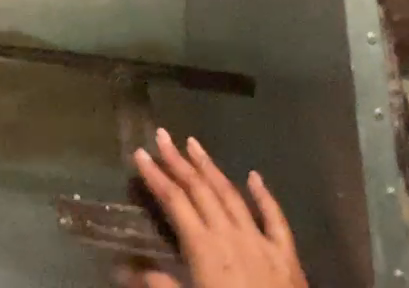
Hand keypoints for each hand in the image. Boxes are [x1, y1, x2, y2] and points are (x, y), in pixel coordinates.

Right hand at [128, 129, 306, 287]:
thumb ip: (160, 285)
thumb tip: (122, 268)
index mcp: (204, 248)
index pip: (174, 201)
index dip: (156, 176)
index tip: (140, 153)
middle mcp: (230, 235)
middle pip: (200, 190)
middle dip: (178, 161)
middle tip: (162, 135)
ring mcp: (260, 242)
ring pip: (231, 195)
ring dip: (211, 168)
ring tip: (194, 144)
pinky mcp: (286, 256)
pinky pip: (275, 220)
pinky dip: (264, 196)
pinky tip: (254, 176)